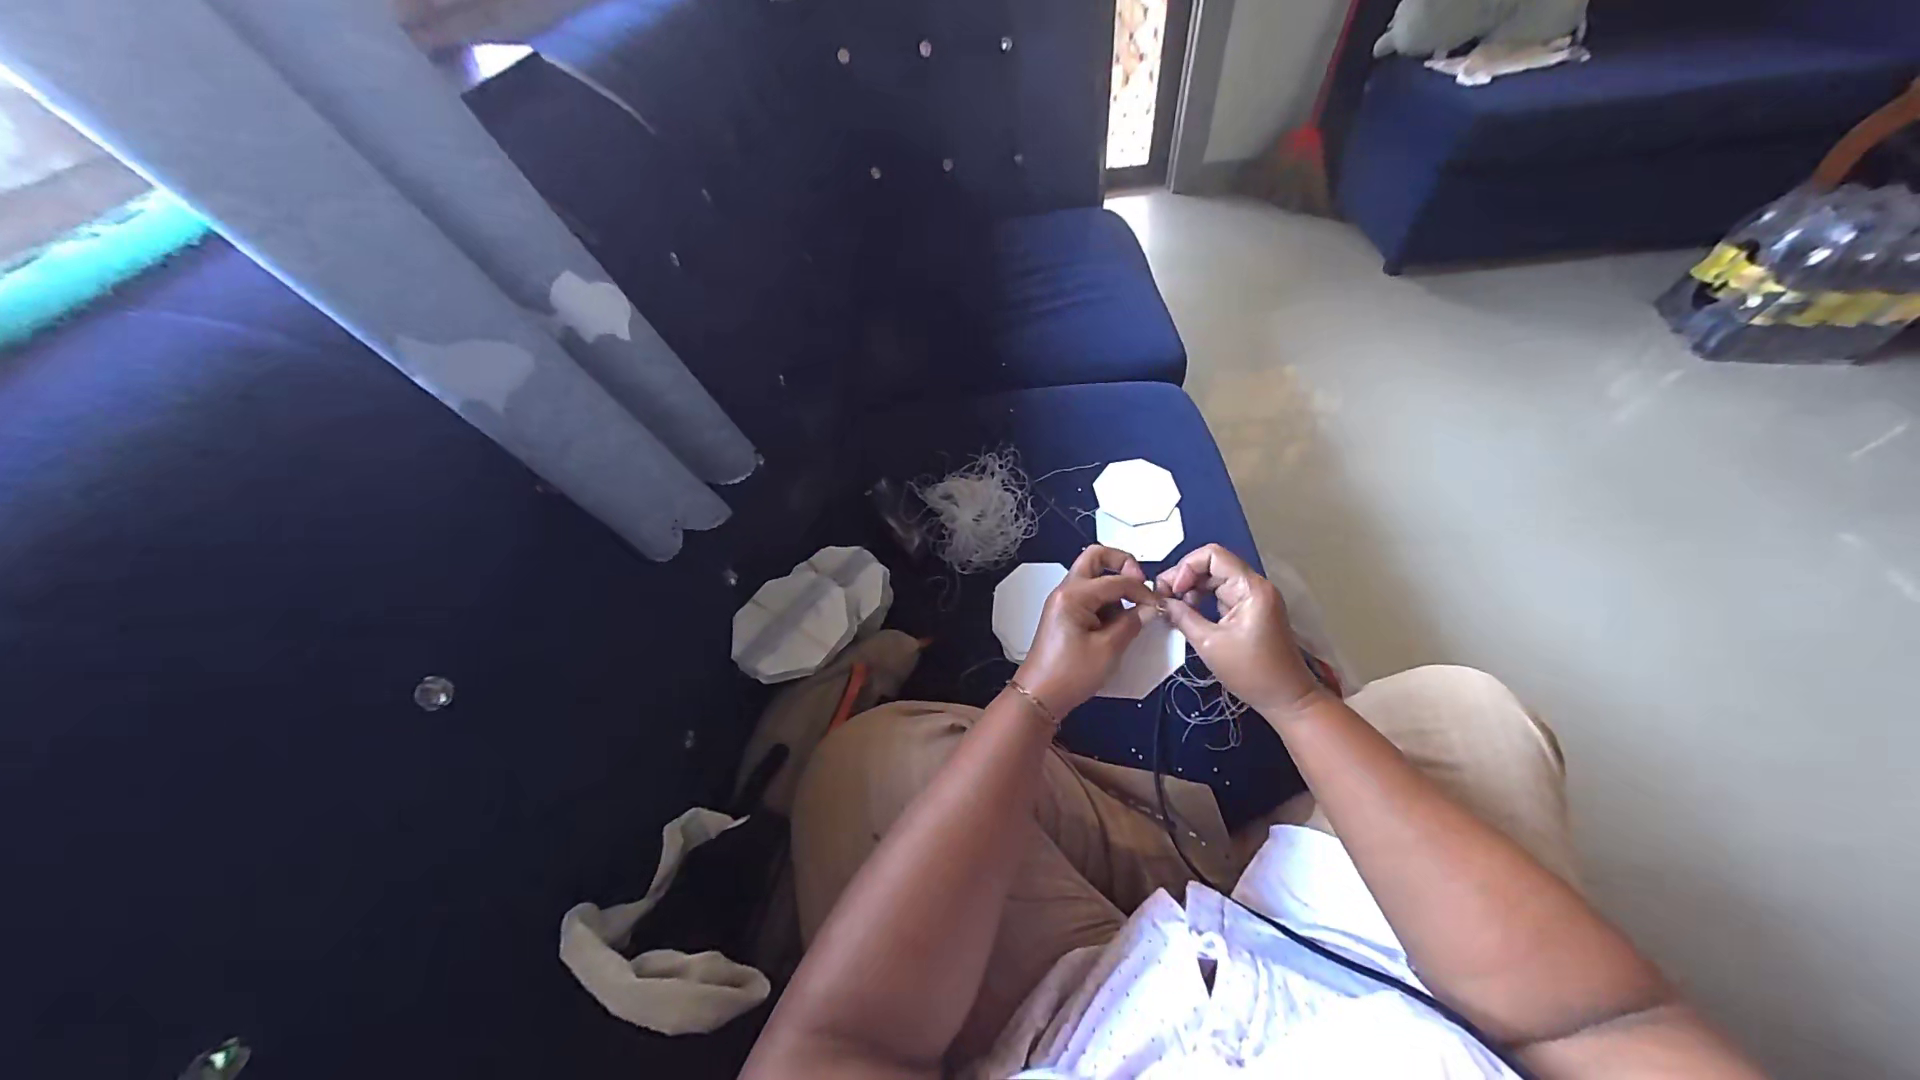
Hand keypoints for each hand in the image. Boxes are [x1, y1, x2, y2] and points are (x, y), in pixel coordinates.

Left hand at [1014, 545, 1162, 714]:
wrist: (1040, 695)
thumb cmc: (1069, 674)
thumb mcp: (1108, 650)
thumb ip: (1131, 623)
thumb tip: (1149, 609)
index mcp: (1073, 595)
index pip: (1116, 580)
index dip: (1142, 591)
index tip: (1157, 606)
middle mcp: (1065, 591)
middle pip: (1096, 558)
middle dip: (1122, 565)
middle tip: (1140, 588)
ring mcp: (1063, 601)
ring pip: (1093, 576)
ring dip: (1114, 586)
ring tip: (1130, 615)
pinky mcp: (1065, 614)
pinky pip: (1089, 596)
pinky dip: (1106, 602)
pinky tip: (1117, 624)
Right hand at [1156, 544, 1324, 716]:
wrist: (1287, 699)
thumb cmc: (1251, 672)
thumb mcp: (1209, 644)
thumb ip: (1182, 616)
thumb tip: (1160, 601)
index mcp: (1250, 588)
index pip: (1212, 555)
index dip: (1186, 568)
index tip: (1171, 591)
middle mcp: (1254, 585)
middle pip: (1211, 564)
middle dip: (1184, 577)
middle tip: (1163, 598)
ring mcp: (1253, 597)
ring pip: (1214, 578)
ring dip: (1190, 588)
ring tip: (1173, 608)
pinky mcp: (1250, 609)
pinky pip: (1220, 592)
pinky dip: (1201, 598)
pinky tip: (1187, 613)